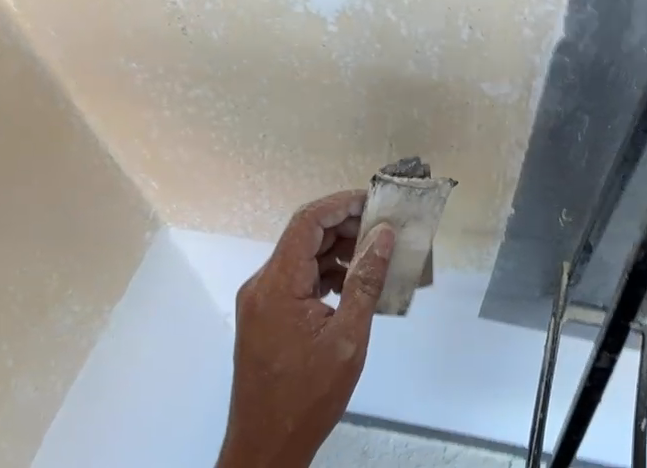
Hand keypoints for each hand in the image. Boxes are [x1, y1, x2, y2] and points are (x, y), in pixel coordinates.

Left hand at [216, 191, 396, 467]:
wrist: (265, 447)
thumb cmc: (308, 396)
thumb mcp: (348, 337)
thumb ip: (365, 280)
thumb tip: (384, 234)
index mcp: (277, 285)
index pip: (307, 222)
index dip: (341, 204)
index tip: (376, 203)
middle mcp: (262, 285)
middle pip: (304, 236)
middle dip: (346, 226)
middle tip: (385, 230)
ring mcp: (261, 301)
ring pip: (303, 256)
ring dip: (338, 250)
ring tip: (376, 257)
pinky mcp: (266, 316)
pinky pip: (298, 278)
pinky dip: (327, 272)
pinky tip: (354, 285)